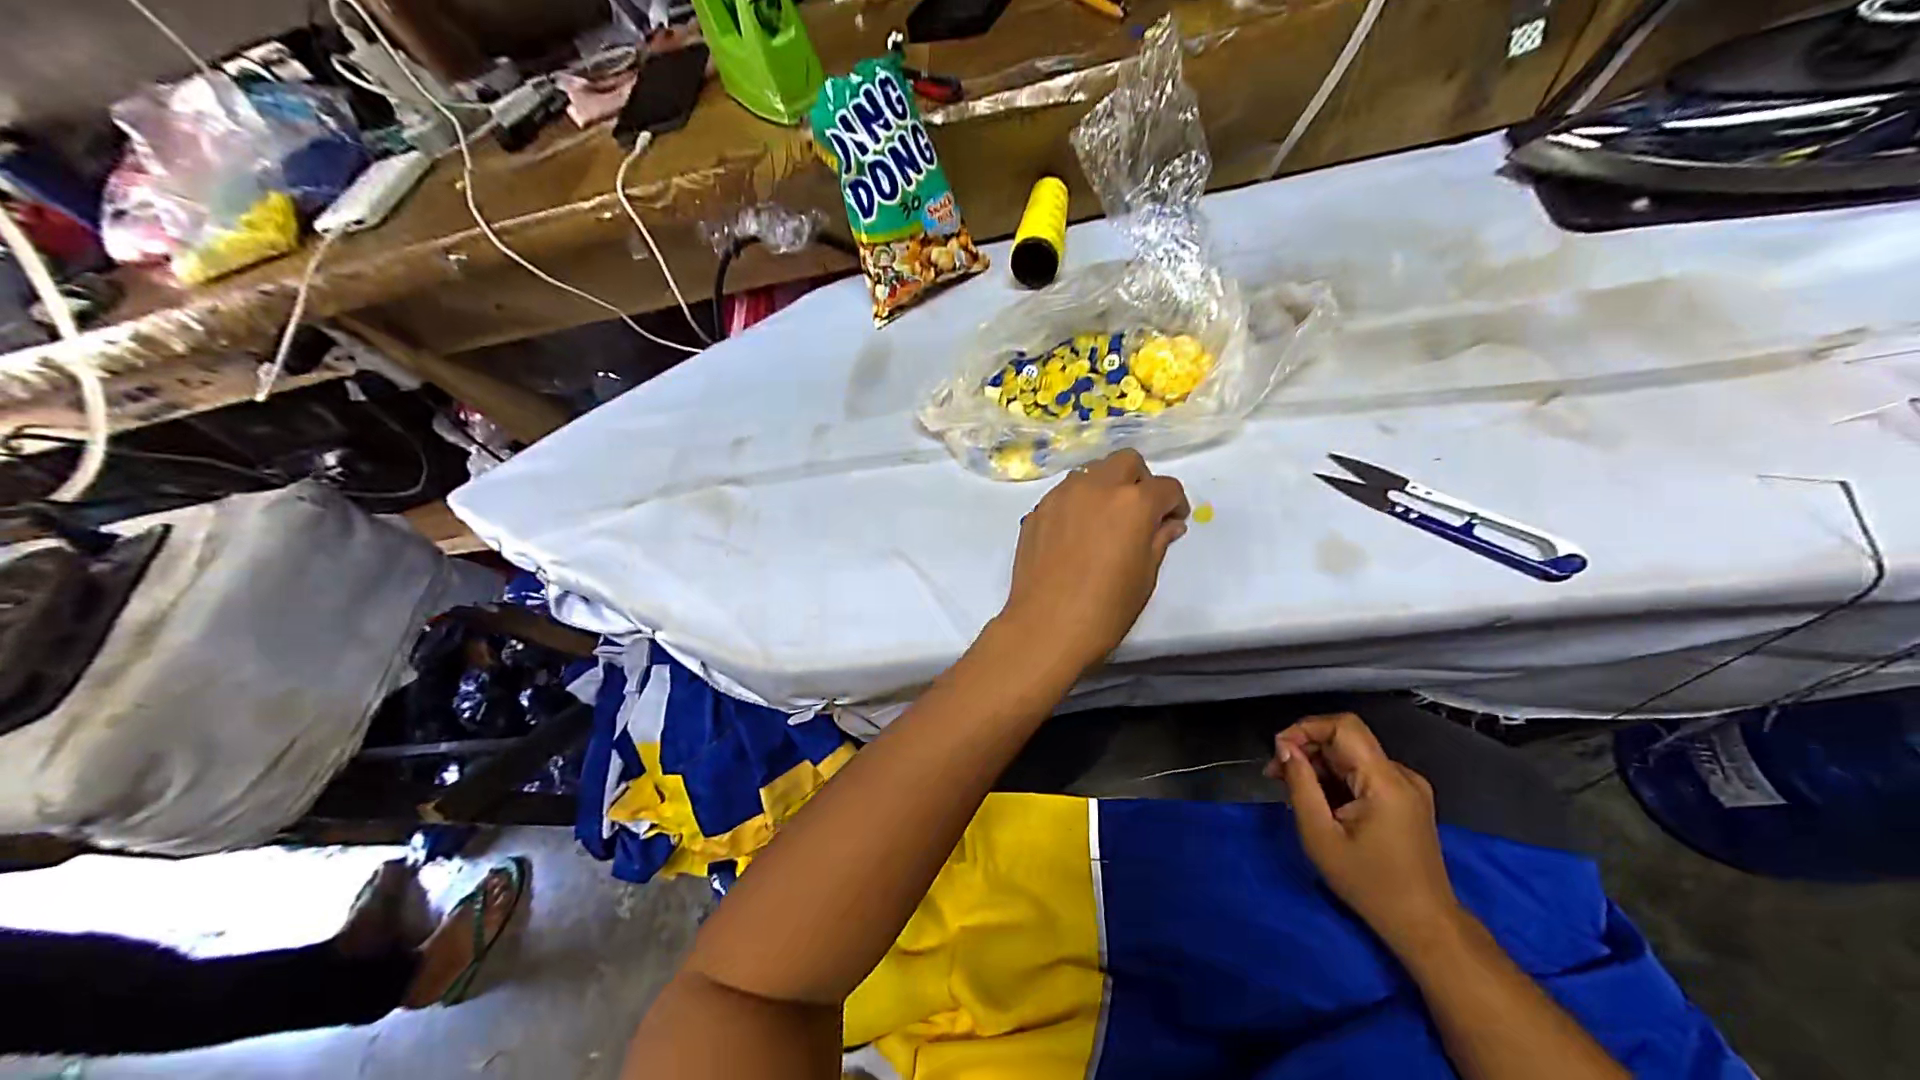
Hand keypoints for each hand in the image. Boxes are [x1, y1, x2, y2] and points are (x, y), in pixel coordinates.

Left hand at [995, 450, 1189, 676]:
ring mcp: (1061, 496)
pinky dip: (1078, 503)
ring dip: (1105, 486)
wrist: (1045, 627)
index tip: (1172, 522)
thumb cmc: (1105, 609)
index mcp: (1133, 502)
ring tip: (1106, 521)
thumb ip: (1158, 540)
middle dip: (1140, 481)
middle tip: (1141, 512)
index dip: (1175, 504)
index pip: (1166, 487)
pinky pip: (1064, 494)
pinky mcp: (1037, 511)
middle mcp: (1096, 487)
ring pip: (1091, 472)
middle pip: (1126, 462)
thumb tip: (1168, 524)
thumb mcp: (1145, 576)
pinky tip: (1077, 534)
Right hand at [1266, 712, 1462, 951]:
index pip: (1343, 726)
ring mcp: (1408, 787)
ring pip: (1352, 756)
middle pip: (1346, 740)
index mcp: (1386, 781)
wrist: (1423, 924)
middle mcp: (1402, 775)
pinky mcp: (1407, 799)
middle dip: (1306, 749)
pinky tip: (1318, 802)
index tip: (1278, 753)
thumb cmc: (1368, 883)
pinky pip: (1363, 773)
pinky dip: (1335, 779)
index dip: (1305, 728)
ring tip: (1291, 791)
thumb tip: (1284, 747)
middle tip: (1275, 775)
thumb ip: (1300, 785)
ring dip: (1318, 765)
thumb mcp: (1320, 835)